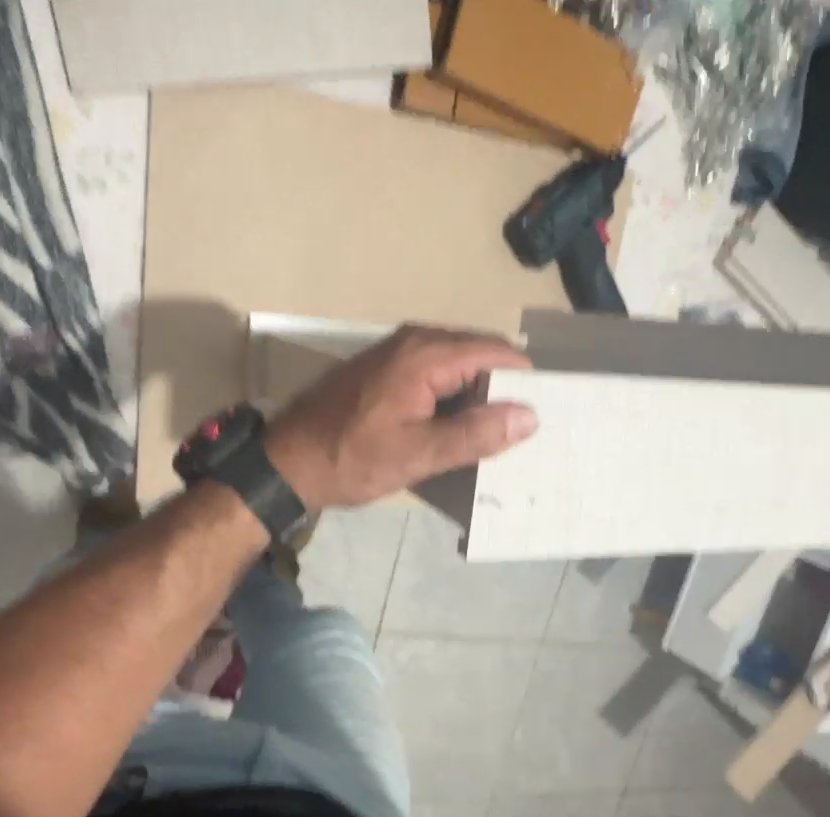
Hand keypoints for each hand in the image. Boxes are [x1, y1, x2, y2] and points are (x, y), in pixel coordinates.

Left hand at [264, 325, 539, 511]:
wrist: (286, 462)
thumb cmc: (350, 459)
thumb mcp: (417, 455)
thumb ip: (474, 434)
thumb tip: (528, 416)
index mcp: (425, 355)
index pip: (496, 352)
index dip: (523, 381)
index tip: (543, 414)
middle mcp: (414, 341)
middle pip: (478, 355)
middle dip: (501, 390)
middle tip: (522, 431)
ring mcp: (396, 353)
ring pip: (457, 366)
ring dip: (476, 397)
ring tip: (494, 436)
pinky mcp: (385, 370)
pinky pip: (434, 375)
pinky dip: (451, 398)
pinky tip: (456, 430)